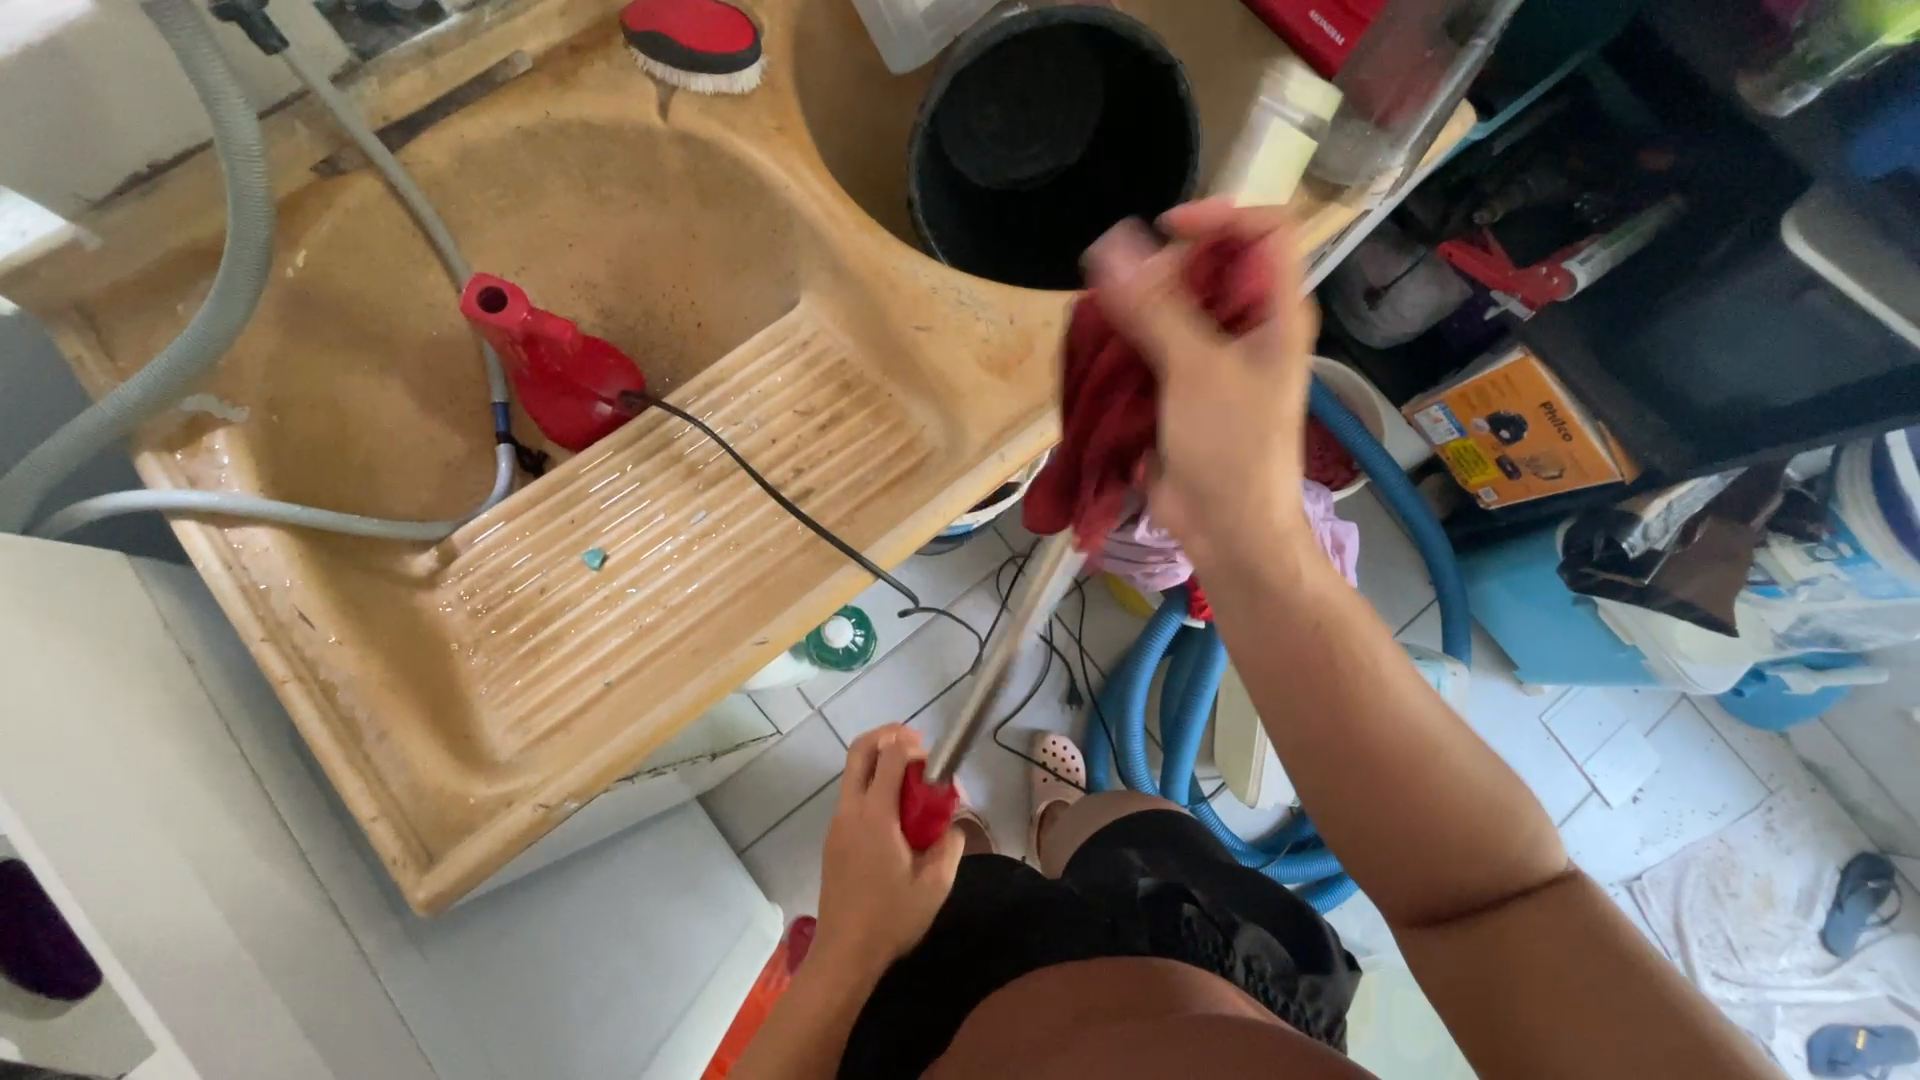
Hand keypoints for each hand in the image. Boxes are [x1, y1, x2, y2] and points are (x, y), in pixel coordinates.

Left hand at [812, 726, 964, 980]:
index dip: (913, 745)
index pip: (890, 755)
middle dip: (888, 735)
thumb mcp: (935, 885)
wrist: (844, 954)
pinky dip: (873, 786)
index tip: (934, 759)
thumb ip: (950, 845)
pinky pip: (852, 796)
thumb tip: (953, 826)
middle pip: (860, 750)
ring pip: (853, 772)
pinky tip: (897, 815)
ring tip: (912, 782)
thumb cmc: (890, 919)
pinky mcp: (834, 839)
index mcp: (875, 815)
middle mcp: (850, 810)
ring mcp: (837, 824)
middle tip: (917, 745)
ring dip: (880, 762)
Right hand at [1083, 199, 1320, 574]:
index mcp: (1277, 312)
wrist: (1227, 528)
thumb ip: (1156, 306)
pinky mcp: (1184, 388)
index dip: (1220, 216)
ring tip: (1108, 315)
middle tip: (1127, 286)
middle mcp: (1250, 327)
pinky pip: (1157, 346)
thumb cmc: (1231, 447)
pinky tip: (1106, 346)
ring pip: (1178, 307)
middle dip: (1167, 265)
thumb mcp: (1196, 369)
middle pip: (1213, 265)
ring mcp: (1216, 359)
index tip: (1166, 231)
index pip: (1264, 229)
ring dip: (1141, 306)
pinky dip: (1132, 340)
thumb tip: (1113, 244)